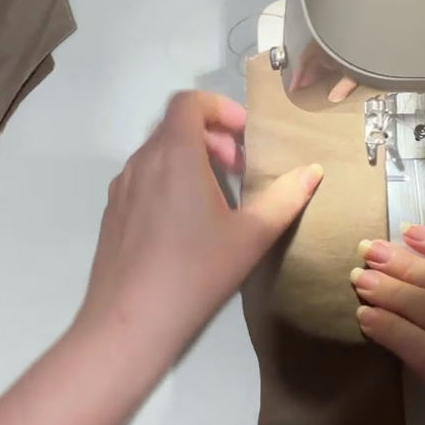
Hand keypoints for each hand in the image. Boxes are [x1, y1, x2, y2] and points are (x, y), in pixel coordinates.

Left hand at [78, 92, 321, 345]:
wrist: (129, 321)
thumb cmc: (195, 272)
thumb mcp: (251, 236)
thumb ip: (285, 198)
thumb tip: (312, 171)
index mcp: (174, 154)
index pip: (188, 103)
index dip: (219, 108)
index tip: (244, 135)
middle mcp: (142, 162)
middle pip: (174, 126)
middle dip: (211, 136)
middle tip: (238, 168)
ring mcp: (121, 187)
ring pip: (157, 153)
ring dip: (190, 159)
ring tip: (216, 196)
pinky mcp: (111, 213)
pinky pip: (143, 179)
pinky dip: (167, 180)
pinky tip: (185, 224)